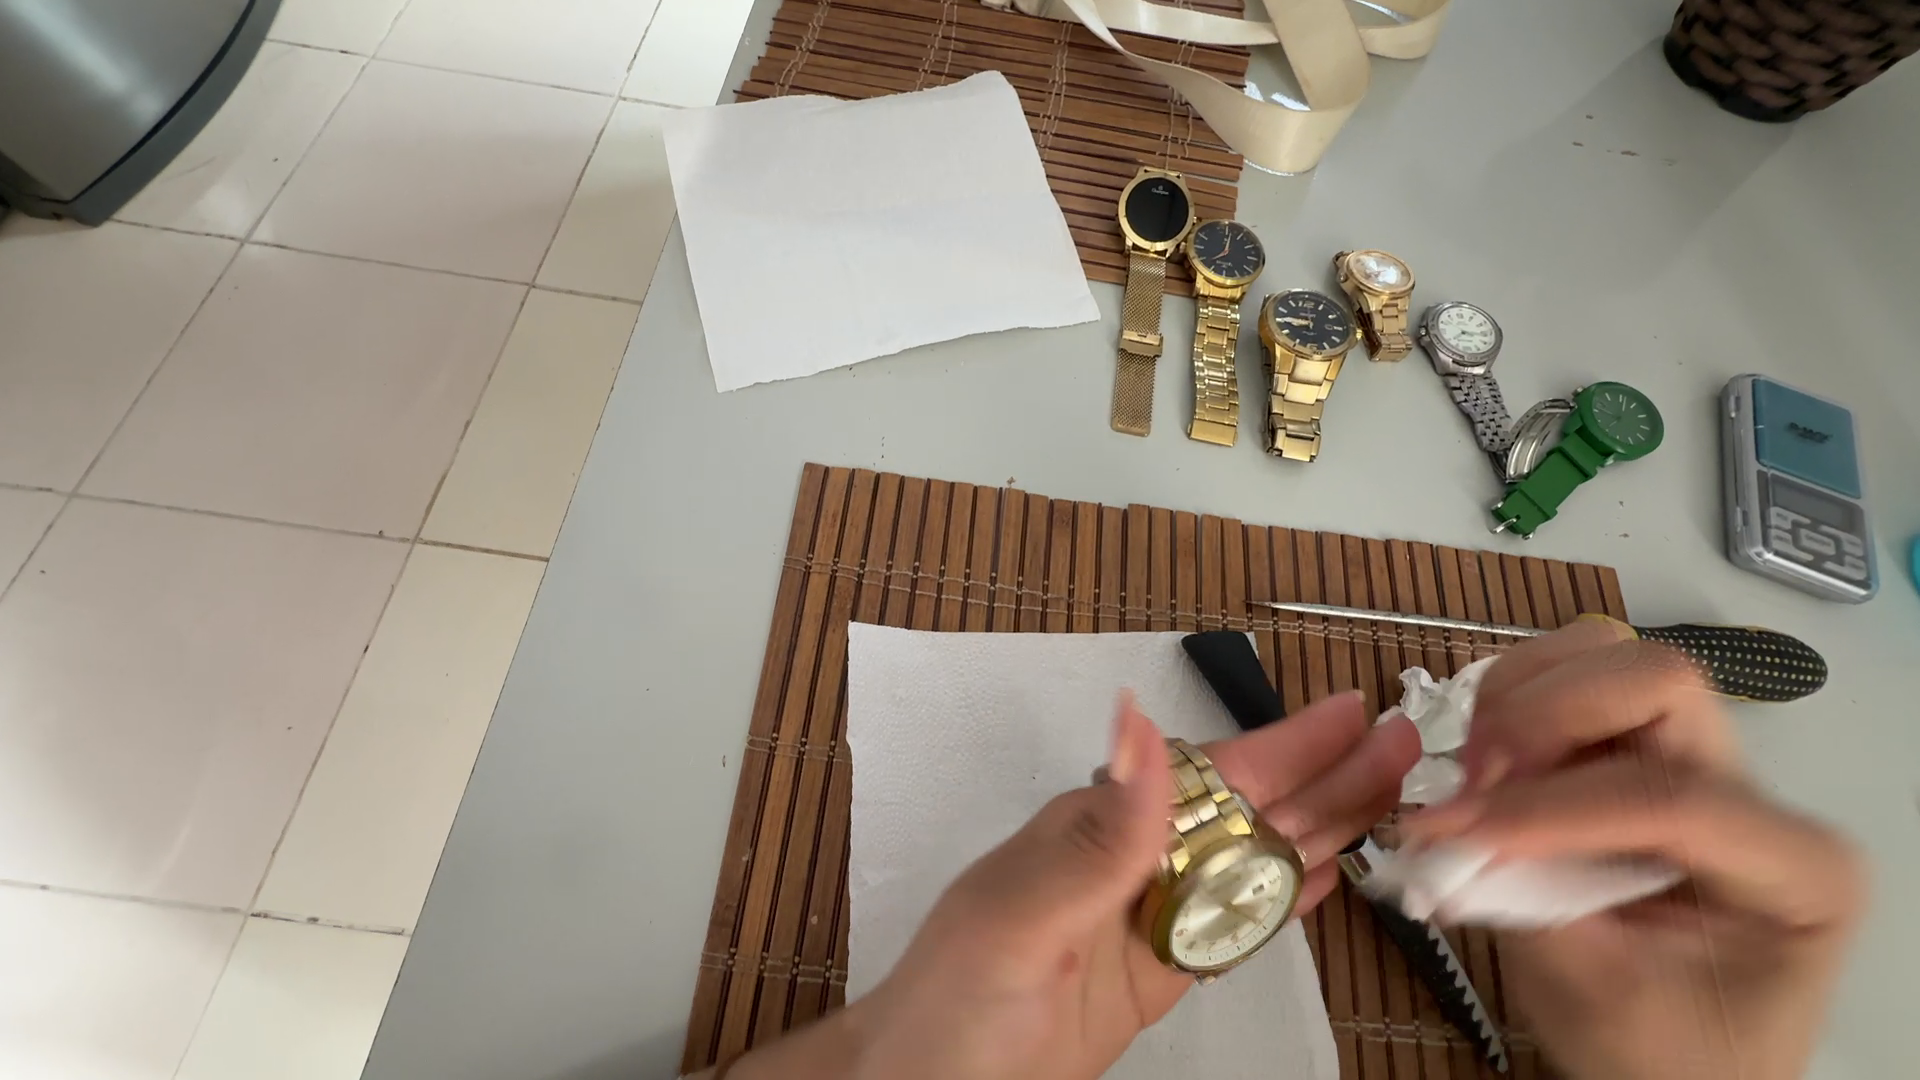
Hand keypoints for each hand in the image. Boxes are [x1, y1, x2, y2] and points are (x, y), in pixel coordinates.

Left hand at [726, 690, 1418, 1079]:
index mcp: (1102, 826)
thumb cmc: (962, 993)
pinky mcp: (1160, 969)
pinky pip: (1234, 925)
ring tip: (1388, 798)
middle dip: (1323, 776)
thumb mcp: (1024, 912)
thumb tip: (1135, 718)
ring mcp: (1151, 913)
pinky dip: (1284, 897)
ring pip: (1250, 861)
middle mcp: (1134, 856)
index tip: (1350, 714)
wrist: (928, 1078)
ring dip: (1320, 826)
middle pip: (1244, 810)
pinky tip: (1327, 873)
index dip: (1284, 747)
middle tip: (1401, 744)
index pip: (1211, 775)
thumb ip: (1097, 831)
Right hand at [1404, 617, 1865, 1079]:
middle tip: (1480, 777)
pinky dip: (1503, 696)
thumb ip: (1521, 902)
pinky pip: (1560, 670)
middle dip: (1544, 717)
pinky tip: (1486, 757)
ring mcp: (1685, 753)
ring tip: (1478, 767)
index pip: (1670, 797)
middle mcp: (1749, 788)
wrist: (1667, 1046)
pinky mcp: (1622, 742)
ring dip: (1516, 697)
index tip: (1451, 832)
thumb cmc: (1653, 1042)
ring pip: (1601, 652)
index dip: (1548, 808)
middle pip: (1652, 680)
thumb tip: (1440, 830)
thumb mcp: (1593, 995)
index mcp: (1792, 868)